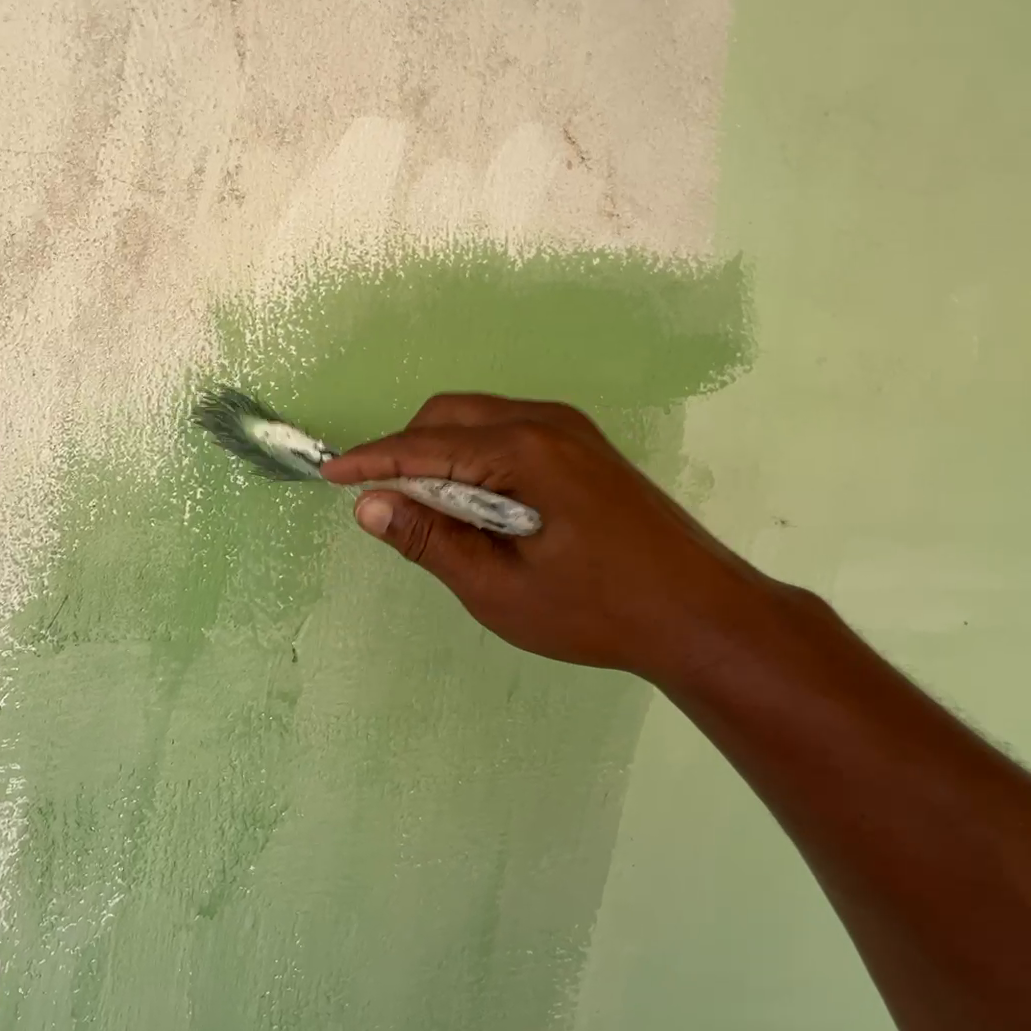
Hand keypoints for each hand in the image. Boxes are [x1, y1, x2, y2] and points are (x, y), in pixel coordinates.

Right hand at [319, 393, 781, 680]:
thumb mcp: (497, 587)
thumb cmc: (594, 610)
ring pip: (476, 418)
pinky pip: (505, 431)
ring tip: (429, 509)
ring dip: (438, 452)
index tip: (328, 474)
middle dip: (404, 450)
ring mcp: (570, 429)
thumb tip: (370, 505)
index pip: (422, 446)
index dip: (370, 460)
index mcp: (523, 452)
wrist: (702, 616)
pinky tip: (476, 502)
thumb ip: (429, 540)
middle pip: (447, 415)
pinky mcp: (583, 446)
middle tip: (385, 502)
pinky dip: (471, 455)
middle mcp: (545, 423)